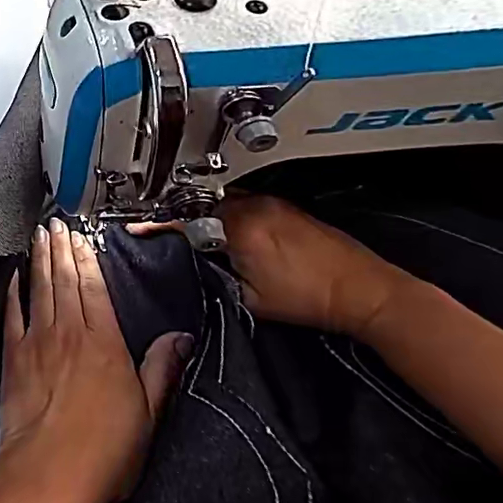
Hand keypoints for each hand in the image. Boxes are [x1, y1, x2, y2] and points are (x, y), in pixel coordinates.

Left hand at [0, 218, 191, 502]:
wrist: (48, 477)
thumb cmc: (101, 453)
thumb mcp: (148, 412)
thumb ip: (161, 369)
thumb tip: (180, 339)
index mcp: (103, 342)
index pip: (94, 286)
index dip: (87, 258)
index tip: (82, 237)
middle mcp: (70, 333)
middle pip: (64, 278)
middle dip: (61, 248)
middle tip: (57, 224)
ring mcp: (38, 342)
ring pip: (39, 288)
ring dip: (39, 259)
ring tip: (39, 236)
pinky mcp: (14, 360)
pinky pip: (13, 315)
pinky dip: (14, 293)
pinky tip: (15, 277)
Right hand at [133, 194, 409, 337]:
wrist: (361, 290)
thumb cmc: (312, 298)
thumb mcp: (251, 298)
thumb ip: (217, 277)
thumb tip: (197, 267)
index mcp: (240, 228)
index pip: (188, 223)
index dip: (160, 228)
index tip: (140, 228)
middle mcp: (254, 206)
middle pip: (204, 207)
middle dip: (189, 223)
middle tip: (178, 242)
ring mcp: (271, 203)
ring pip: (224, 205)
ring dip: (212, 219)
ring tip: (215, 246)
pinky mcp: (284, 207)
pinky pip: (245, 206)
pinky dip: (234, 219)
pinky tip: (242, 242)